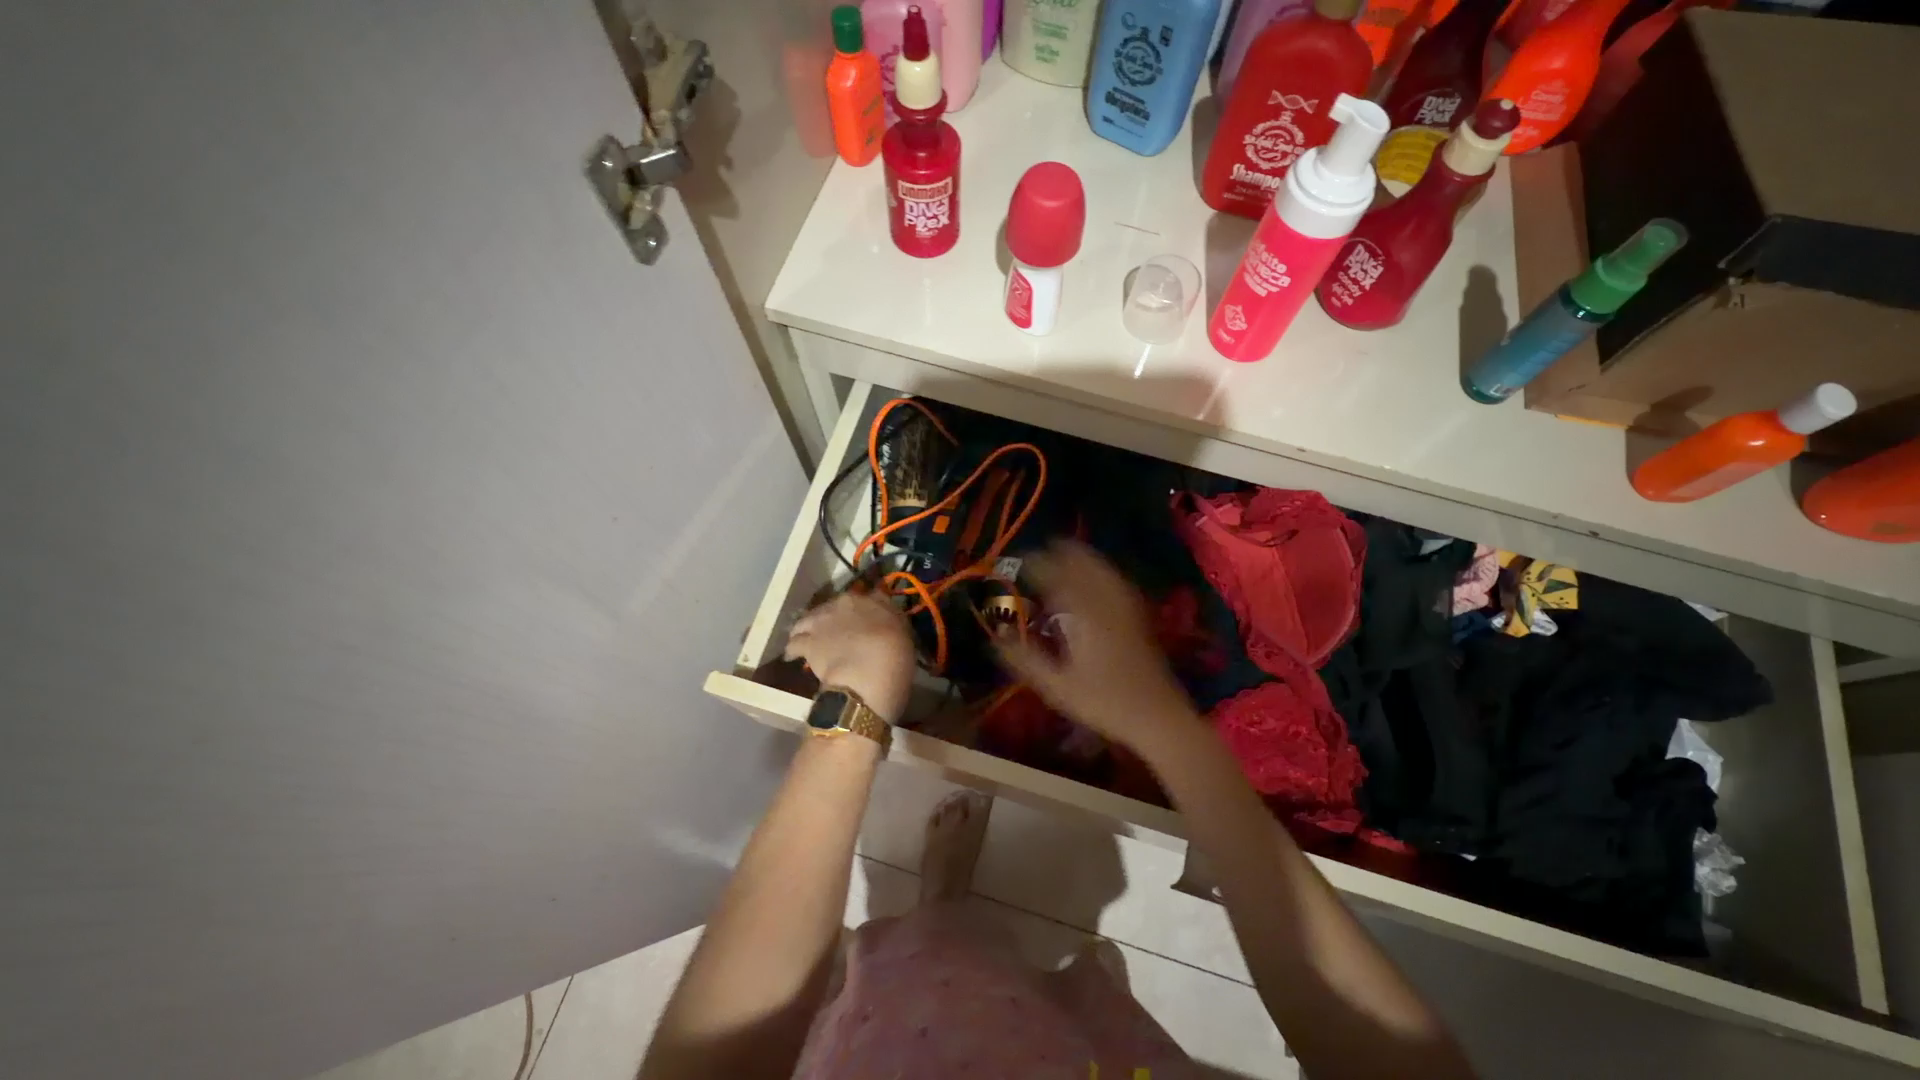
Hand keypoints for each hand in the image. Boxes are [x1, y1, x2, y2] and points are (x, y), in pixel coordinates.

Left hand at [785, 590, 916, 723]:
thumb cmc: (895, 655)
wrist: (870, 674)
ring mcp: (820, 622)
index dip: (861, 610)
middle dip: (831, 618)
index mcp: (867, 599)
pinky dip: (793, 649)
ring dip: (807, 628)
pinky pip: (793, 643)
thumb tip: (883, 615)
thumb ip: (890, 618)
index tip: (862, 620)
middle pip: (830, 607)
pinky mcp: (805, 643)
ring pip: (806, 620)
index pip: (861, 597)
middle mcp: (840, 604)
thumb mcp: (903, 631)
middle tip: (834, 633)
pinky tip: (793, 656)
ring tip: (809, 640)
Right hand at [994, 542, 1203, 754]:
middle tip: (1039, 554)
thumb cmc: (1103, 702)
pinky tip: (1094, 578)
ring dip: (1080, 557)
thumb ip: (1024, 659)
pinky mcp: (1138, 614)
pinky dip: (1099, 570)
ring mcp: (1126, 605)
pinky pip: (1115, 580)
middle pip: (1081, 562)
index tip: (1017, 562)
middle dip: (1058, 553)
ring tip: (1062, 555)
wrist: (1157, 715)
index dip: (1035, 564)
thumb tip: (997, 636)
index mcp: (1084, 613)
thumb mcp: (1056, 686)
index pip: (1054, 575)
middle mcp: (1106, 600)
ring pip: (1101, 567)